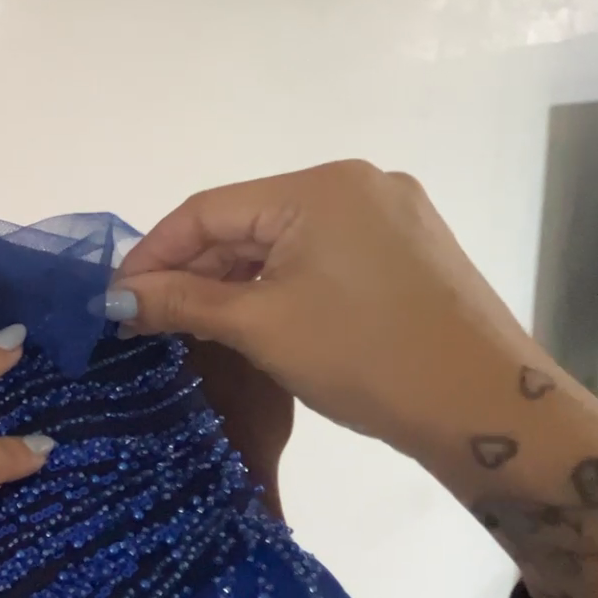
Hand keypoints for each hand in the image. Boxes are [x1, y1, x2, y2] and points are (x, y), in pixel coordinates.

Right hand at [109, 160, 539, 450]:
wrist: (487, 411)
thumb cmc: (363, 356)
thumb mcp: (255, 325)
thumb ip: (176, 301)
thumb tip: (110, 299)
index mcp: (320, 189)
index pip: (205, 211)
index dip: (150, 254)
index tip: (113, 297)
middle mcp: (354, 186)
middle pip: (238, 223)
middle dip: (185, 270)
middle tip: (142, 317)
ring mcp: (383, 216)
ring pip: (272, 241)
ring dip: (222, 281)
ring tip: (182, 322)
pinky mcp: (398, 249)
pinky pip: (308, 255)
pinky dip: (264, 284)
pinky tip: (238, 316)